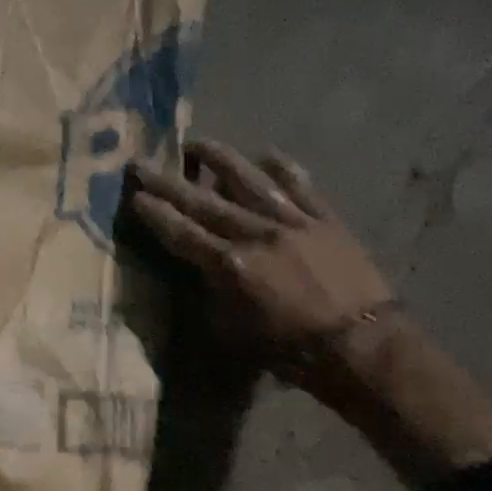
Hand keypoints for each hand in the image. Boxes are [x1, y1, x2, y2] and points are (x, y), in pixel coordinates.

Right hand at [129, 140, 393, 354]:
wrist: (359, 343)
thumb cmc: (285, 348)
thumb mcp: (229, 329)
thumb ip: (210, 294)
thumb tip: (199, 272)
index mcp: (228, 265)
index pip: (181, 234)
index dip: (155, 214)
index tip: (133, 196)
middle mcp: (256, 234)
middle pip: (204, 203)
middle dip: (168, 183)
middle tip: (142, 163)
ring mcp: (293, 223)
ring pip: (251, 182)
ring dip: (221, 160)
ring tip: (198, 142)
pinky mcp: (326, 221)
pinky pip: (301, 187)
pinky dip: (284, 169)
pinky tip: (268, 154)